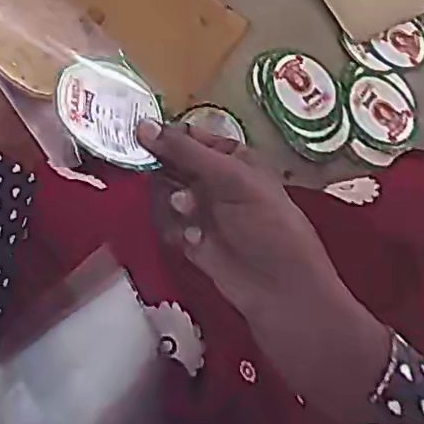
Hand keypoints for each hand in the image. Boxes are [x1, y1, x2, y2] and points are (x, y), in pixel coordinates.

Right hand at [138, 120, 389, 423]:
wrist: (285, 299)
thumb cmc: (269, 227)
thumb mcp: (232, 178)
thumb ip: (186, 152)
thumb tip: (142, 124)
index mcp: (233, 156)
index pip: (189, 135)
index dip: (165, 133)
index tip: (138, 133)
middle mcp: (215, 179)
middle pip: (172, 162)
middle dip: (165, 170)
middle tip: (162, 173)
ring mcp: (203, 211)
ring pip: (164, 192)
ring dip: (170, 201)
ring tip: (187, 213)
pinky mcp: (191, 241)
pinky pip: (166, 223)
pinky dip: (172, 228)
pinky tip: (190, 238)